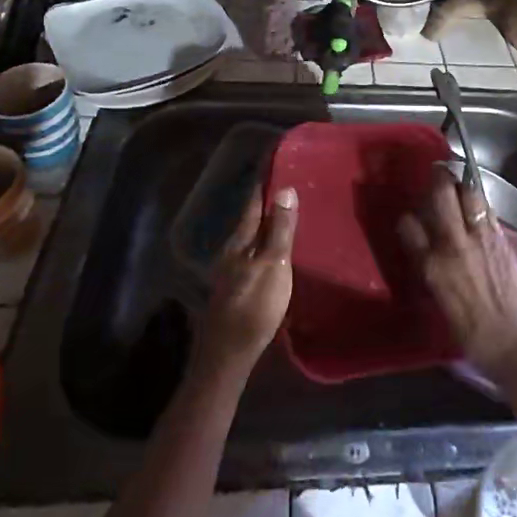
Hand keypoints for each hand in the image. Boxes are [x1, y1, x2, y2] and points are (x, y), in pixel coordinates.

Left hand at [194, 185, 297, 378]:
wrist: (229, 352)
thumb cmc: (255, 305)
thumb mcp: (273, 265)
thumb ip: (280, 229)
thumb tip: (285, 188)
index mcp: (240, 241)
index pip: (253, 203)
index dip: (264, 185)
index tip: (275, 164)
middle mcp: (232, 250)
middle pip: (250, 221)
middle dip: (266, 204)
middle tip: (287, 187)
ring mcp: (231, 271)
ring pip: (251, 239)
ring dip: (266, 226)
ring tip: (286, 217)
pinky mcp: (236, 288)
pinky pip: (253, 256)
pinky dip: (265, 246)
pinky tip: (275, 253)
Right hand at [397, 168, 516, 386]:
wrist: (510, 339)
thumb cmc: (469, 328)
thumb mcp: (438, 296)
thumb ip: (431, 266)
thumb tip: (428, 246)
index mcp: (431, 265)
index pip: (408, 226)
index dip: (406, 218)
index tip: (408, 216)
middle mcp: (453, 245)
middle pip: (441, 197)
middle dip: (437, 178)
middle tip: (436, 170)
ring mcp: (480, 239)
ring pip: (469, 195)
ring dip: (462, 184)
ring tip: (459, 180)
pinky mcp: (501, 239)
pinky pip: (488, 210)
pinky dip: (481, 202)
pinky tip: (478, 203)